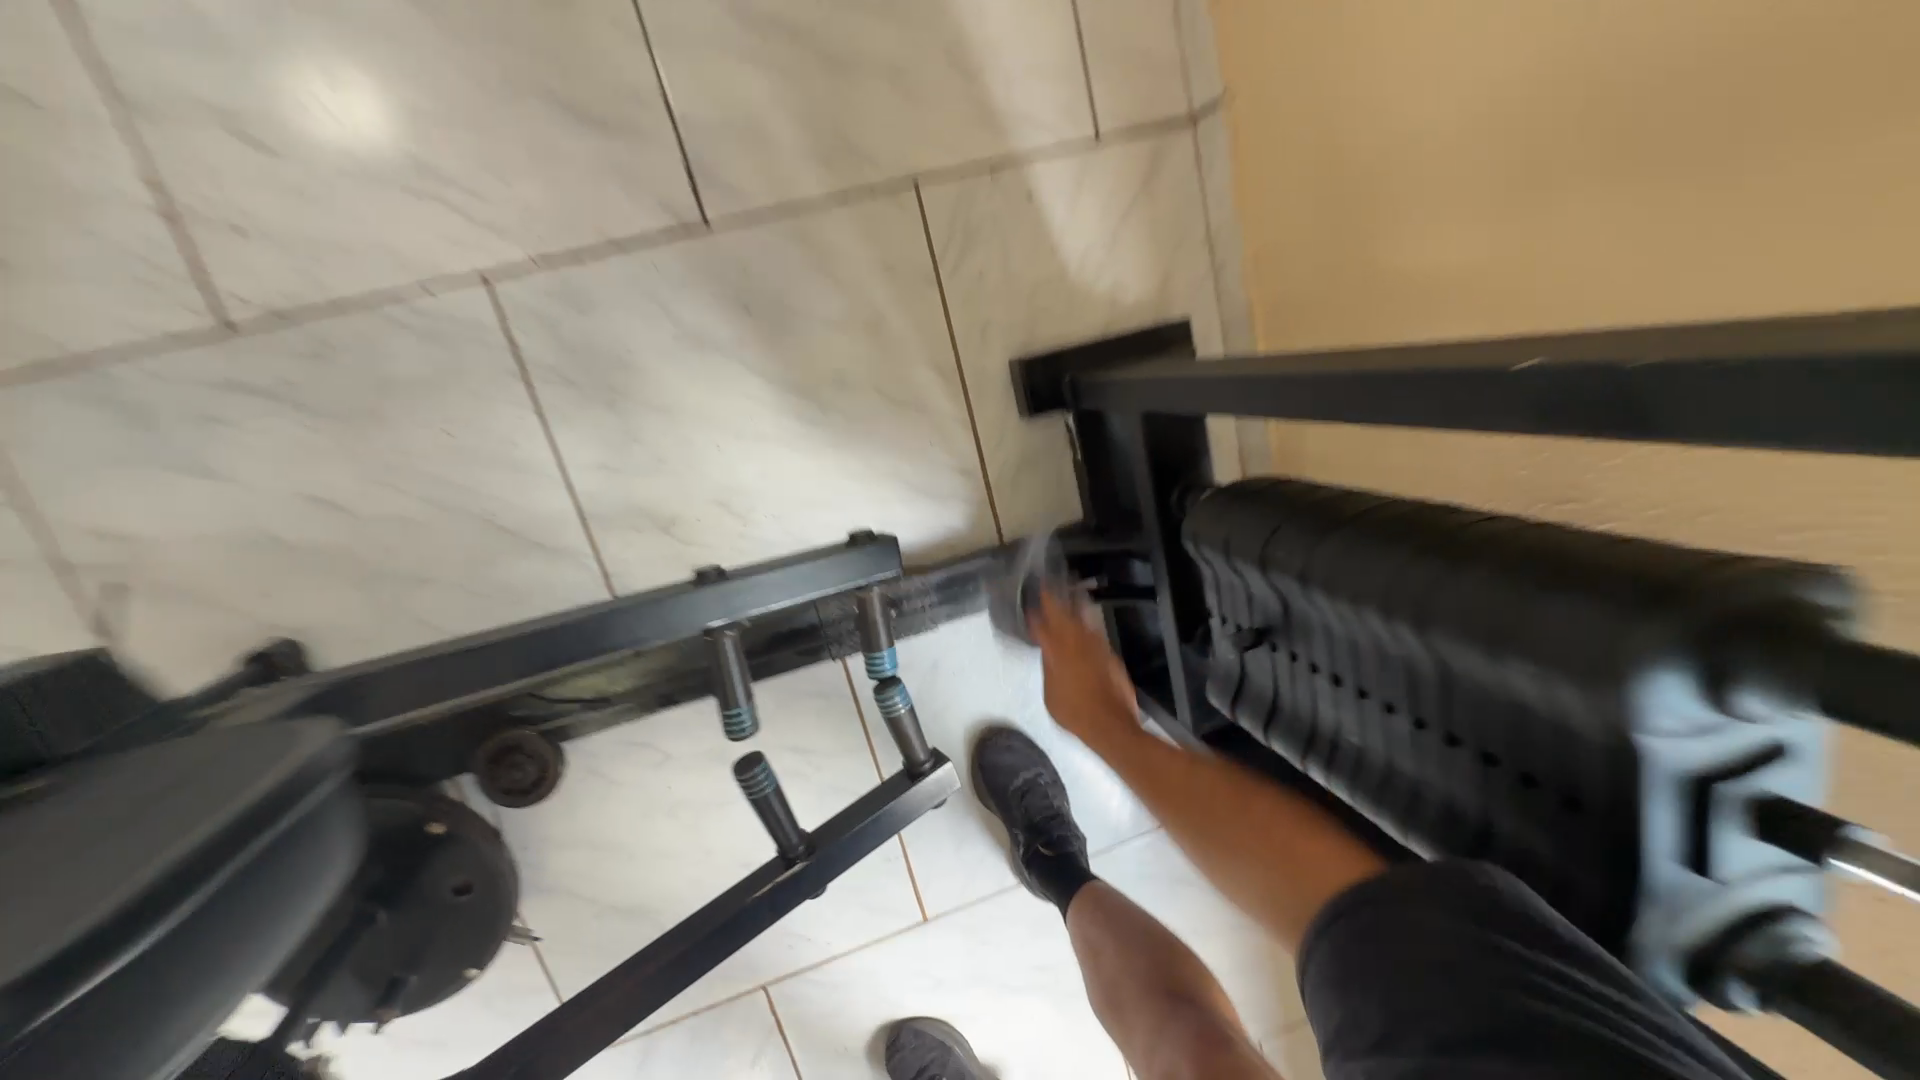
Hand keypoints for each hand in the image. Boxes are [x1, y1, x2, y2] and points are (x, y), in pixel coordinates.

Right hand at [1028, 590, 1141, 750]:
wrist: (1110, 724)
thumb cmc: (1074, 713)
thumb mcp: (1050, 694)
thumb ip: (1048, 670)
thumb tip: (1049, 656)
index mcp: (1057, 653)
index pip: (1042, 627)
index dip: (1035, 616)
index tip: (1029, 605)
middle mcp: (1076, 644)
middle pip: (1063, 615)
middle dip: (1053, 599)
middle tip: (1047, 585)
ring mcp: (1095, 647)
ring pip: (1082, 619)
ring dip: (1073, 605)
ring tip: (1068, 593)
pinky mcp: (1109, 654)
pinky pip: (1094, 631)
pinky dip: (1087, 622)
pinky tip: (1085, 619)